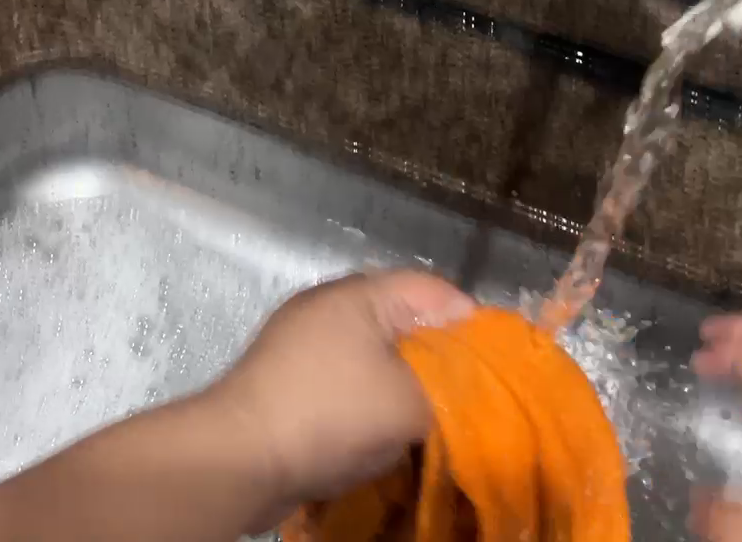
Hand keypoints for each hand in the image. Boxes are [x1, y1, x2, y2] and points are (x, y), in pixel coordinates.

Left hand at [205, 270, 474, 514]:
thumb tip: (473, 380)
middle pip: (406, 318)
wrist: (242, 452)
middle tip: (471, 396)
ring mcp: (305, 337)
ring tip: (433, 417)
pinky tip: (386, 428)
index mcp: (360, 292)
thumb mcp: (409, 401)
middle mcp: (331, 303)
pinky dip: (373, 397)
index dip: (473, 324)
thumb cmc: (329, 412)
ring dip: (406, 381)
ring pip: (377, 351)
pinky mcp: (291, 373)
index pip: (434, 289)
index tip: (499, 368)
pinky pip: (348, 375)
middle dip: (441, 356)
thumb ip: (453, 385)